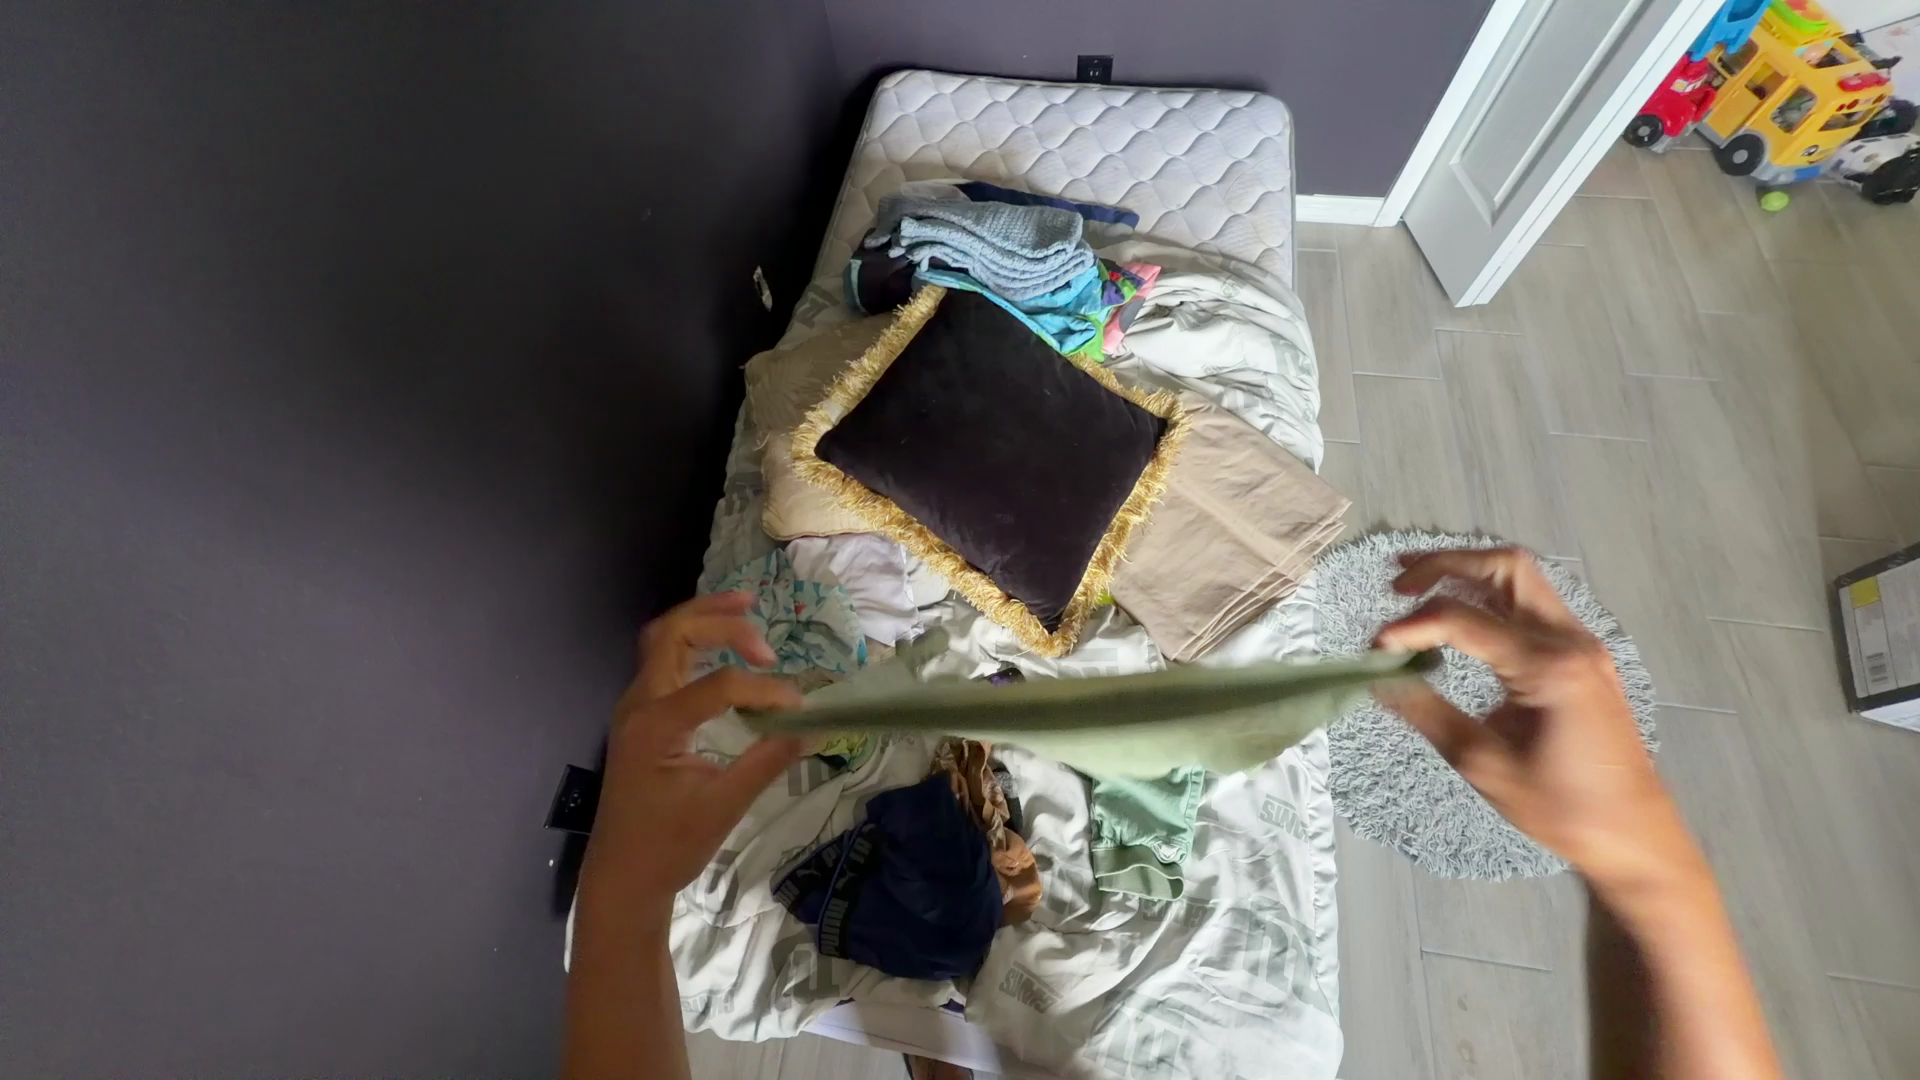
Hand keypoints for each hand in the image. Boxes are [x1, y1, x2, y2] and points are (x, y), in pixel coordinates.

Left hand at [580, 592, 806, 915]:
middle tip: (765, 635)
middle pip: (674, 634)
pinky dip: (695, 641)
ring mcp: (635, 707)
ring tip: (744, 607)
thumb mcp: (724, 806)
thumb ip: (767, 761)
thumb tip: (811, 728)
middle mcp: (640, 704)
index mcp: (657, 726)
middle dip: (721, 621)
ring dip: (703, 619)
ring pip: (664, 639)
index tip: (798, 706)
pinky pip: (664, 659)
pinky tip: (723, 647)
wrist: (621, 879)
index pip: (720, 684)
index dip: (765, 688)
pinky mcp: (641, 716)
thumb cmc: (669, 847)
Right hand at [1372, 548, 1692, 889]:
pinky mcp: (1580, 656)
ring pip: (1518, 577)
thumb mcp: (1481, 763)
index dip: (1410, 627)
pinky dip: (1484, 596)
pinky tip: (1454, 617)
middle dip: (1442, 565)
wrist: (1636, 838)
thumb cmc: (1561, 807)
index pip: (1462, 619)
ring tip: (1414, 588)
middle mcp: (1569, 641)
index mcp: (1548, 667)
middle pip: (1503, 567)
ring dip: (1464, 573)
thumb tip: (1374, 678)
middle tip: (1395, 585)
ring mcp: (1580, 644)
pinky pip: (1527, 602)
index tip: (1375, 649)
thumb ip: (1424, 711)